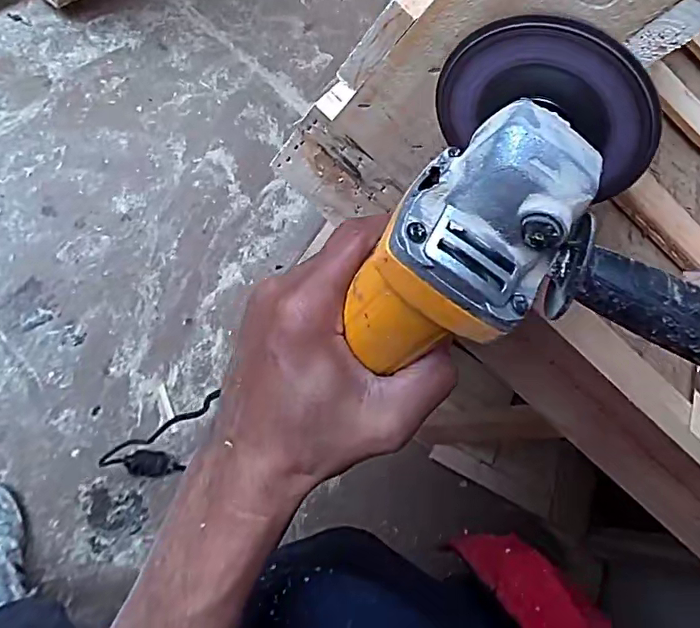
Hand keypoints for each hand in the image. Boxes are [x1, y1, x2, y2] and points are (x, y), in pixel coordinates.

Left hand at [216, 216, 456, 494]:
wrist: (252, 469)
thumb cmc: (309, 444)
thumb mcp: (389, 421)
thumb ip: (433, 377)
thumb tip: (448, 337)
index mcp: (304, 309)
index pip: (355, 238)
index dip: (395, 231)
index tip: (423, 246)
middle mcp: (279, 292)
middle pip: (345, 246)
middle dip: (385, 259)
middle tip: (411, 287)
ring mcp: (267, 296)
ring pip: (331, 260)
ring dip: (363, 275)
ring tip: (385, 310)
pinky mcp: (266, 306)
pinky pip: (315, 277)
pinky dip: (342, 288)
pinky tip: (355, 322)